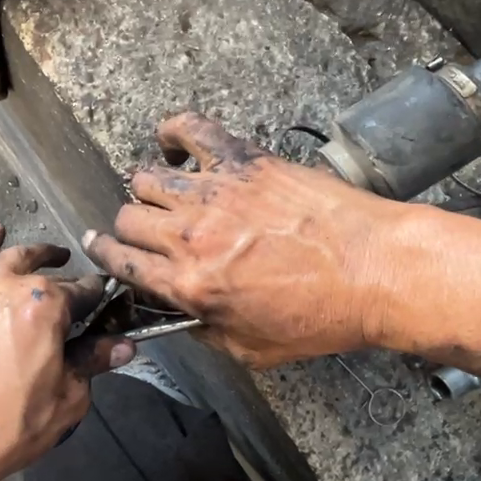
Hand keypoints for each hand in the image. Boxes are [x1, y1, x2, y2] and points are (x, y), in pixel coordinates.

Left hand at [0, 223, 134, 480]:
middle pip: (49, 275)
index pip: (85, 292)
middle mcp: (10, 285)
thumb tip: (123, 346)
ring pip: (12, 260)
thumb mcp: (67, 398)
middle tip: (83, 297)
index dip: (102, 301)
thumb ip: (92, 362)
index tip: (111, 309)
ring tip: (52, 255)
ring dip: (36, 256)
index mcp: (46, 304)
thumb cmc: (11, 424)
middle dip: (70, 283)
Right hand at [82, 113, 406, 366]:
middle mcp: (190, 237)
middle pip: (127, 218)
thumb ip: (206, 334)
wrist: (378, 271)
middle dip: (128, 228)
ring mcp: (213, 193)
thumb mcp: (254, 350)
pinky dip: (173, 131)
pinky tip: (172, 141)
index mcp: (189, 285)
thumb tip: (184, 316)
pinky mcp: (241, 162)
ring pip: (145, 178)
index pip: (122, 264)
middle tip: (143, 231)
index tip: (102, 248)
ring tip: (164, 194)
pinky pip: (189, 129)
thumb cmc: (324, 315)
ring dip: (148, 190)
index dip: (106, 256)